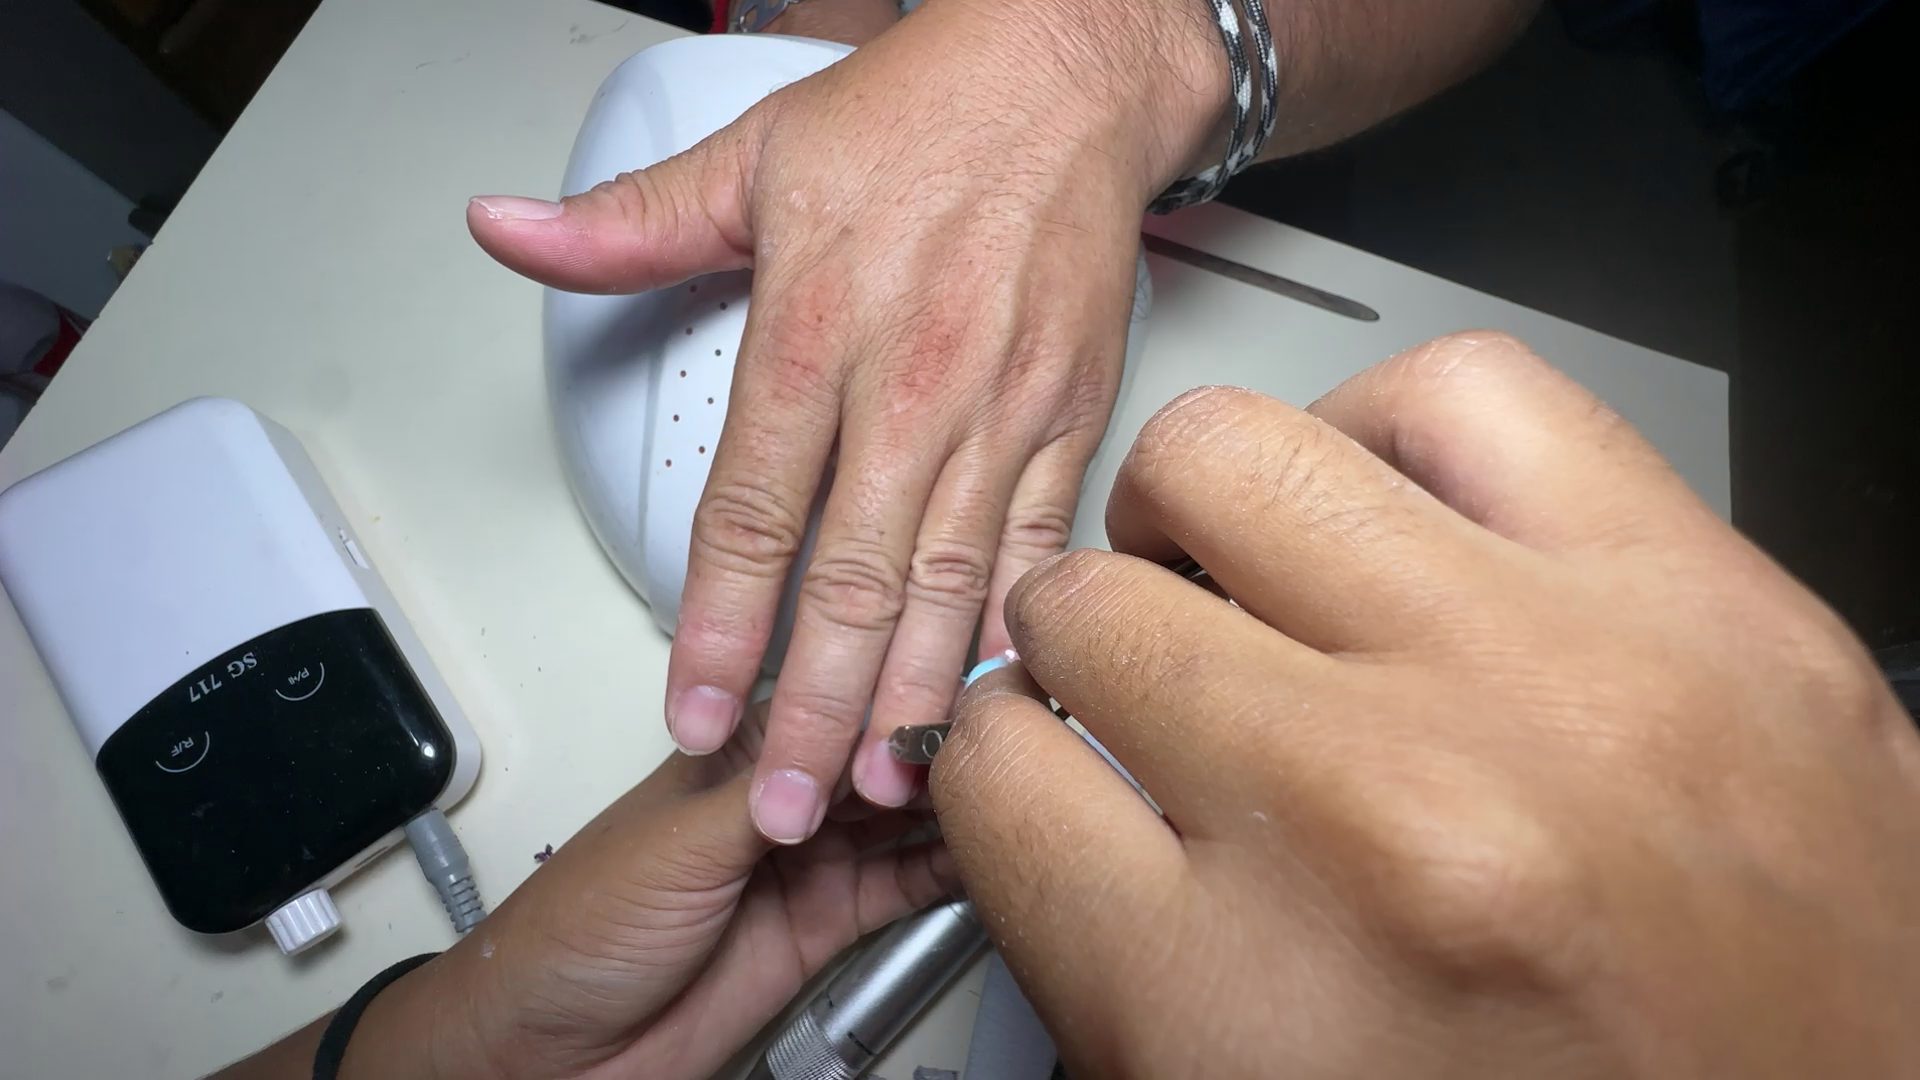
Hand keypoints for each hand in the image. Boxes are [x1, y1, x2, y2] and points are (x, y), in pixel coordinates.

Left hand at [216, 700, 955, 1079]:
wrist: (551, 1056)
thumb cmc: (584, 920)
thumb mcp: (684, 839)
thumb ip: (774, 790)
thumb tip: (857, 741)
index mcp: (755, 743)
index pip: (847, 702)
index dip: (906, 696)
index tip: (973, 691)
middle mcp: (796, 787)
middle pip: (887, 755)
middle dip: (946, 746)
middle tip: (1017, 740)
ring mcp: (819, 852)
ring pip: (907, 816)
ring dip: (958, 804)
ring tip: (1019, 787)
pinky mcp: (834, 916)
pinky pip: (908, 885)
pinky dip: (952, 870)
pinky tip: (994, 852)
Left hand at [467, 0, 1229, 840]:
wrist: (1064, 83)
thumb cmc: (923, 121)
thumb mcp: (760, 155)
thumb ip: (633, 222)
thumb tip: (512, 234)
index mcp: (815, 327)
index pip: (750, 514)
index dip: (716, 627)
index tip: (695, 714)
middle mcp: (910, 386)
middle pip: (850, 579)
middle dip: (816, 707)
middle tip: (788, 803)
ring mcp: (1000, 411)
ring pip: (947, 581)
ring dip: (913, 693)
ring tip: (887, 782)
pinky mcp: (1068, 419)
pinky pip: (1035, 543)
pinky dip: (1010, 624)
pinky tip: (988, 692)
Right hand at [932, 333, 1919, 1076]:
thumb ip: (1064, 899)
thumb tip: (1015, 746)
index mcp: (1241, 995)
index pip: (992, 765)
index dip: (995, 754)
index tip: (1032, 760)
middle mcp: (1393, 815)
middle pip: (1084, 604)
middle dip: (1069, 636)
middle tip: (1122, 667)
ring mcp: (1558, 682)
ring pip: (1219, 454)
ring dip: (1177, 517)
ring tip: (1227, 573)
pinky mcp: (1702, 603)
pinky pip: (1454, 397)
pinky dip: (1369, 435)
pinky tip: (1376, 522)